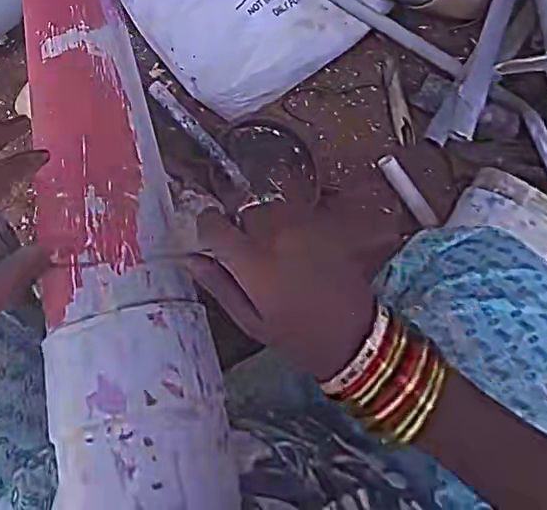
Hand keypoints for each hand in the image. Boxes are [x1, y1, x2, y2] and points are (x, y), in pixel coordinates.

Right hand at [188, 201, 378, 381]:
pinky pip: (292, 211)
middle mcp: (275, 233)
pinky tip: (297, 251)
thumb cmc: (298, 336)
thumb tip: (190, 257)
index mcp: (253, 262)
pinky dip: (287, 225)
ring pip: (267, 209)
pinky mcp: (321, 221)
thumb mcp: (251, 321)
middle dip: (241, 231)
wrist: (356, 335)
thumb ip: (218, 285)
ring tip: (278, 257)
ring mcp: (301, 223)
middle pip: (242, 214)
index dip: (207, 229)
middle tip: (252, 261)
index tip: (211, 242)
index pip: (213, 223)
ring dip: (265, 226)